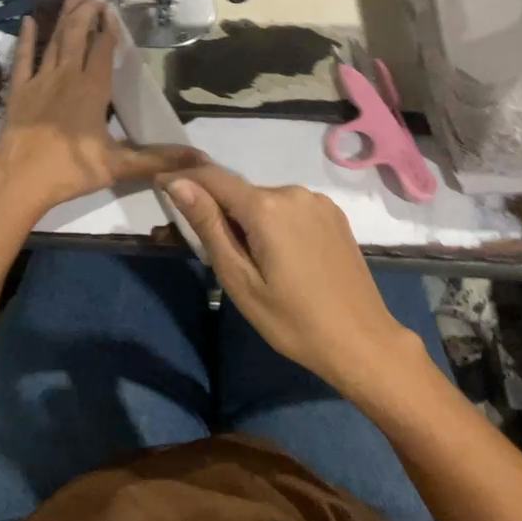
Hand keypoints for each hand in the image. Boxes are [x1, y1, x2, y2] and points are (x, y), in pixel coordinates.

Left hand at [0, 0, 203, 219]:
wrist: (19, 181)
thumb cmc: (70, 172)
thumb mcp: (119, 166)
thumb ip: (158, 160)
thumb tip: (200, 158)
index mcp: (92, 90)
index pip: (103, 50)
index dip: (109, 28)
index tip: (112, 9)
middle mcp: (66, 77)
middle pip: (77, 36)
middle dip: (86, 12)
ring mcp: (39, 81)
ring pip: (54, 41)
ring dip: (64, 16)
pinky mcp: (17, 91)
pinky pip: (22, 59)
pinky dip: (26, 39)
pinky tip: (28, 21)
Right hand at [160, 165, 431, 398]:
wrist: (362, 343)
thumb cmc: (292, 320)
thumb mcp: (239, 279)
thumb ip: (208, 226)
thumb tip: (178, 184)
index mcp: (267, 207)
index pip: (212, 177)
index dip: (183, 178)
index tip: (159, 183)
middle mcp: (293, 192)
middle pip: (239, 191)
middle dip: (218, 210)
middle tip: (212, 252)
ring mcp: (317, 202)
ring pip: (263, 200)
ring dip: (247, 219)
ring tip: (249, 261)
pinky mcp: (333, 215)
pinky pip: (288, 208)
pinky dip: (272, 222)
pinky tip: (278, 257)